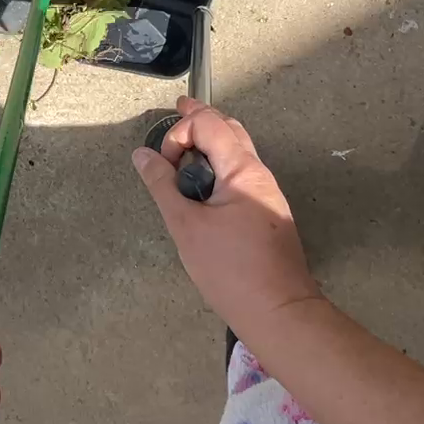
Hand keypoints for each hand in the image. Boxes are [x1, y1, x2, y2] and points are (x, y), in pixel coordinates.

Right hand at [133, 97, 322, 334]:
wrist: (281, 313)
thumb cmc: (230, 269)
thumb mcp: (186, 226)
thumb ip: (162, 186)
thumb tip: (142, 154)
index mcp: (241, 170)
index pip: (209, 124)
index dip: (180, 132)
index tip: (164, 162)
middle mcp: (259, 172)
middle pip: (229, 127)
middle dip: (201, 117)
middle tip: (179, 109)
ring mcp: (268, 191)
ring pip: (239, 148)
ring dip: (213, 138)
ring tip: (188, 142)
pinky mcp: (269, 210)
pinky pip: (243, 169)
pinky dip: (221, 159)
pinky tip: (207, 178)